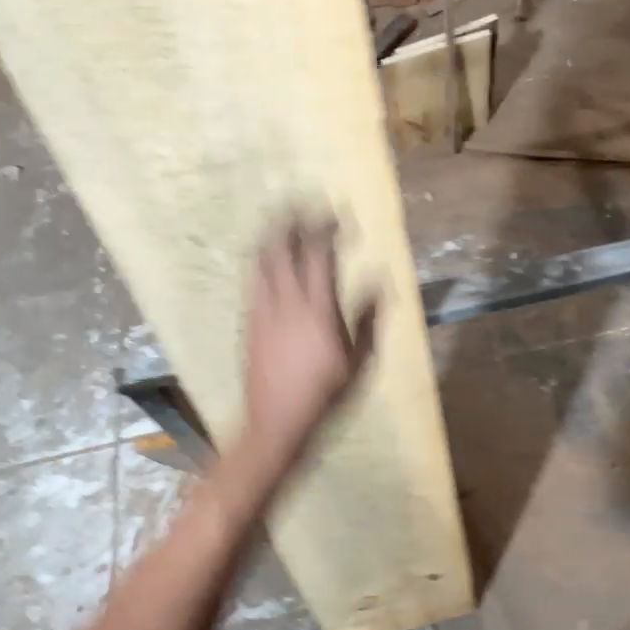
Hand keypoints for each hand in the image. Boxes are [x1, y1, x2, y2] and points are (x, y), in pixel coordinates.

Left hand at [241, 216, 379, 470]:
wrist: (274, 424)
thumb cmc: (325, 396)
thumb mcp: (359, 362)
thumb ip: (369, 318)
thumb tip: (379, 281)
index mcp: (317, 310)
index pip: (319, 255)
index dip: (327, 229)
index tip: (339, 216)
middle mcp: (285, 303)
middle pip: (282, 248)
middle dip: (293, 220)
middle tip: (305, 204)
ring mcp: (262, 311)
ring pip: (262, 260)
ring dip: (273, 235)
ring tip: (284, 221)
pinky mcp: (250, 322)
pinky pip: (253, 279)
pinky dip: (263, 260)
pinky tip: (270, 259)